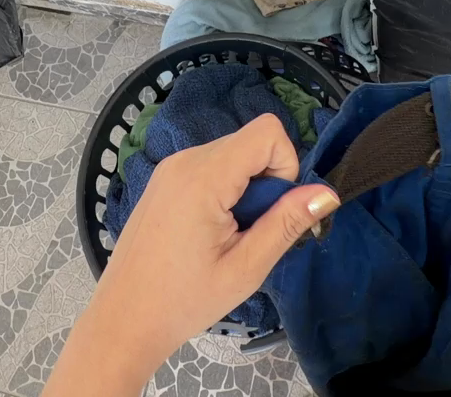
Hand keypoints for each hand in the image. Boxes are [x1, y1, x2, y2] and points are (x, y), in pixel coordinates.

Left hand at [45, 114, 339, 396]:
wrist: (123, 320)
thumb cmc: (184, 300)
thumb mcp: (246, 267)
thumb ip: (287, 223)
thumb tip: (327, 192)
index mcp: (204, 174)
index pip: (267, 131)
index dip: (284, 166)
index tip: (271, 211)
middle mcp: (186, 158)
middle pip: (250, 143)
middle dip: (265, 182)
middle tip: (249, 232)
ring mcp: (171, 165)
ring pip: (232, 154)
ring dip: (245, 188)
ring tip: (228, 236)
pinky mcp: (165, 177)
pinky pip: (211, 165)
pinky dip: (224, 190)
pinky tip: (210, 232)